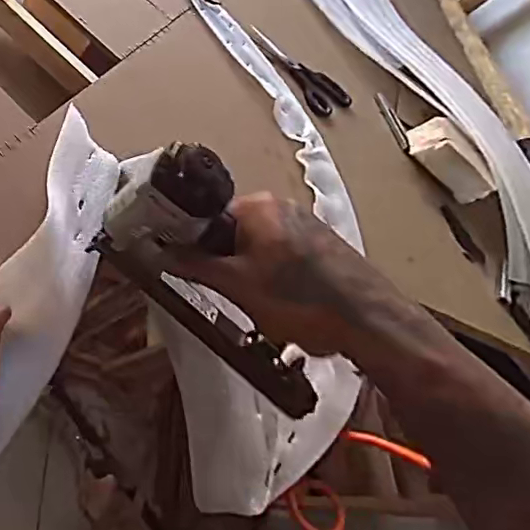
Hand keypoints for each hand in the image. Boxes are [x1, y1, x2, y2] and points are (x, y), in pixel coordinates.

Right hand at [160, 192, 407, 357]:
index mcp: (257, 205)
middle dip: (226, 266)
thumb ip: (192, 265)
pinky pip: (283, 259)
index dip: (193, 248)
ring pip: (257, 250)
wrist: (373, 324)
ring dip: (251, 277)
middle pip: (232, 234)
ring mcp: (307, 225)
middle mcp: (282, 206)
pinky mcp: (325, 247)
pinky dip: (276, 281)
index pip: (206, 218)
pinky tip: (286, 306)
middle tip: (230, 296)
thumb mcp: (235, 285)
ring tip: (261, 307)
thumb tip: (156, 252)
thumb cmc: (299, 298)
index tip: (190, 274)